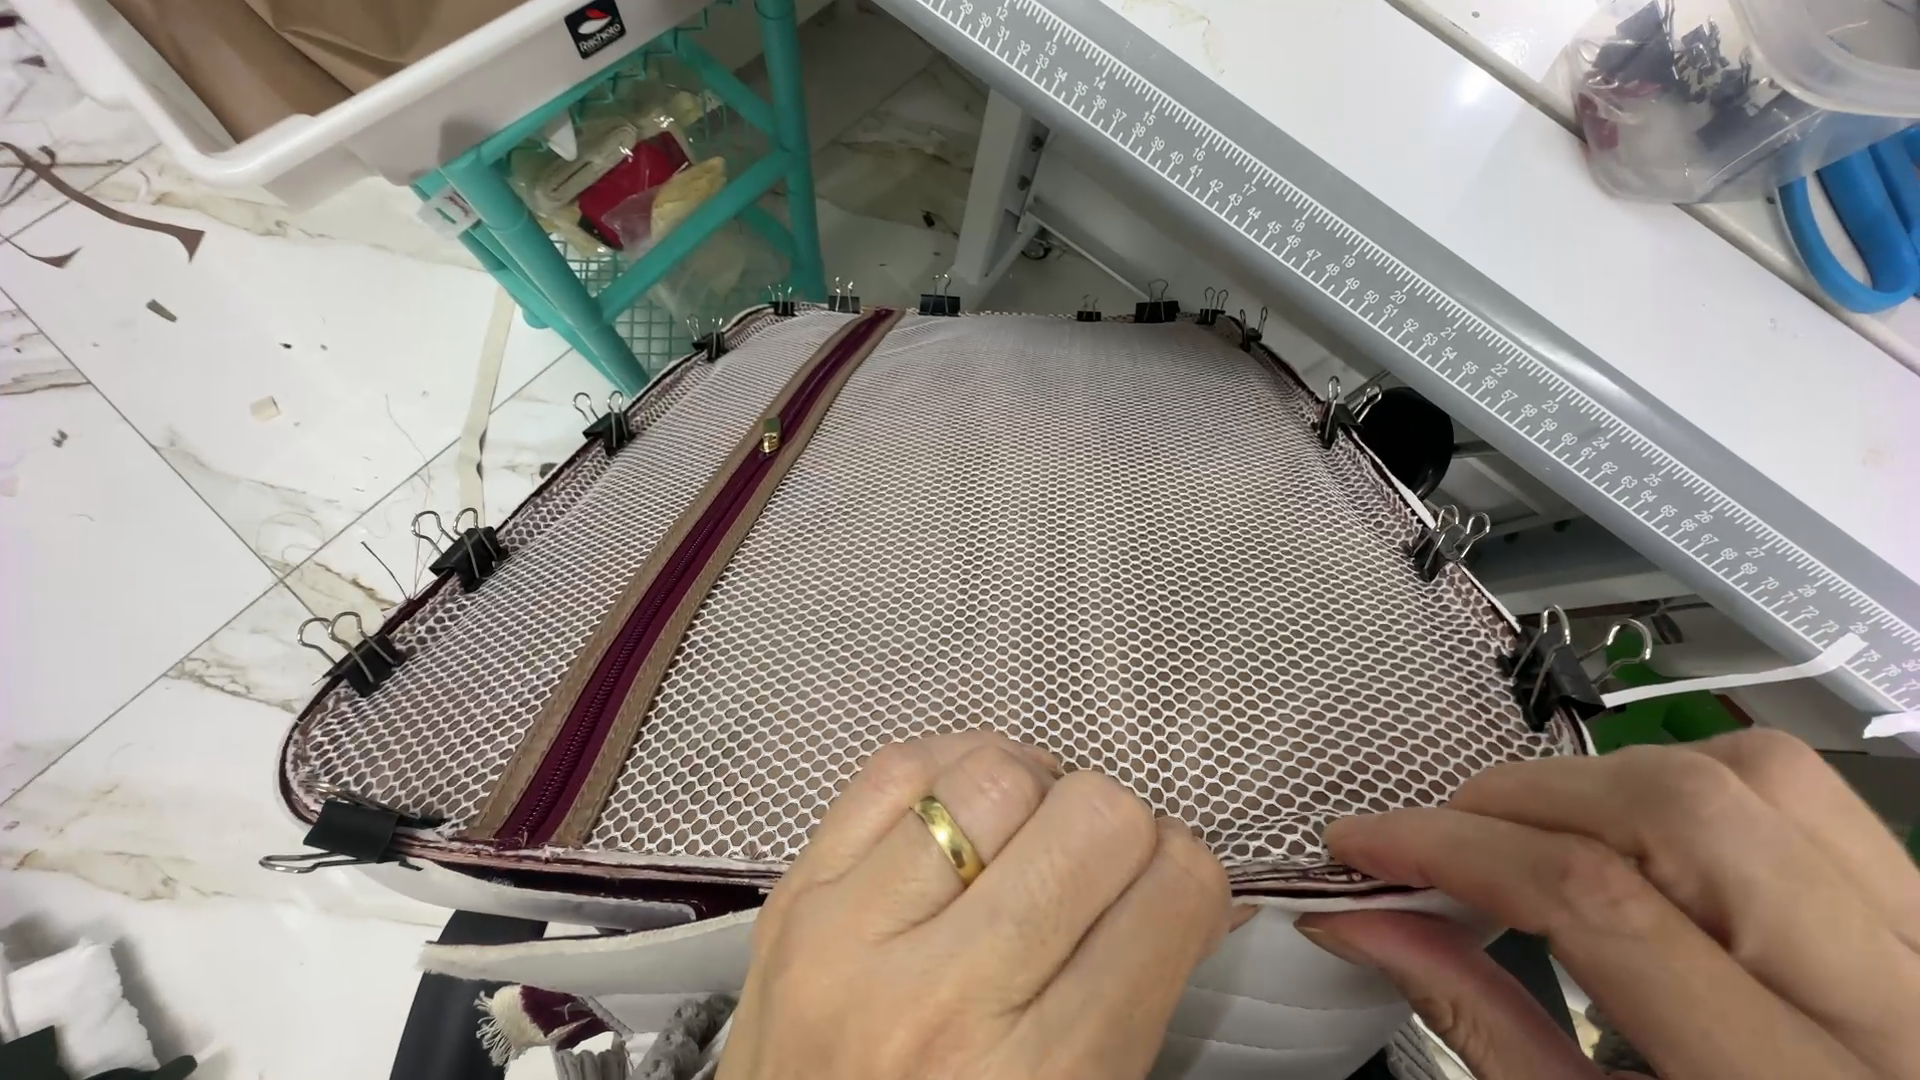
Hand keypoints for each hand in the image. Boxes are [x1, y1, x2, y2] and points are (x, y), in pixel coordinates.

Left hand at [718, 731, 1235, 1079]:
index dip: (1186, 871)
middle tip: (1097, 855)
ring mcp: (853, 934)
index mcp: (1041, 1075)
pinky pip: (897, 767)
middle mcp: (943, 1000)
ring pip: (995, 773)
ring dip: (1034, 786)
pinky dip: (951, 766)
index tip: (1169, 879)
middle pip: (1092, 817)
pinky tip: (965, 805)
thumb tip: (1192, 878)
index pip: (1169, 895)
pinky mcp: (797, 891)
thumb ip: (1144, 988)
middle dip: (1118, 822)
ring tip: (1026, 826)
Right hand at [1297, 730, 1919, 1078]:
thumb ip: (1474, 1016)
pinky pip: (1804, 789)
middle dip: (1517, 801)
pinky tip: (1631, 828)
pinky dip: (1686, 779)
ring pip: (1750, 775)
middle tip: (1445, 839)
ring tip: (1533, 829)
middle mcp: (1901, 1009)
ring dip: (1600, 780)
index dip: (1448, 849)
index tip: (1362, 846)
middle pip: (1675, 811)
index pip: (1592, 900)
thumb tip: (1357, 919)